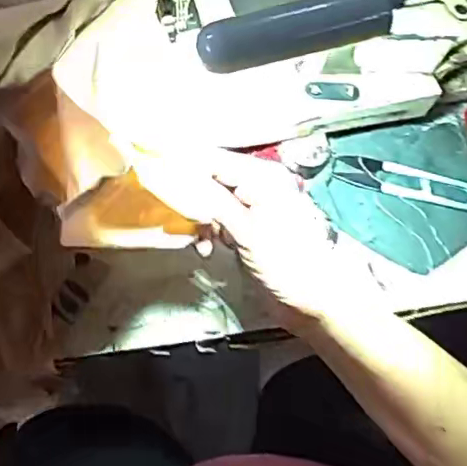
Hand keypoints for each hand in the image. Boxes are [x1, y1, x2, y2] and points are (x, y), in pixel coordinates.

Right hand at [133, 147, 396, 329]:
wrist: (318, 307)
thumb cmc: (288, 266)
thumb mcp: (247, 232)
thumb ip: (211, 200)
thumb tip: (176, 175)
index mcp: (259, 176)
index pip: (209, 158)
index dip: (178, 160)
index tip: (147, 163)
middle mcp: (254, 183)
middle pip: (207, 175)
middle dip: (186, 192)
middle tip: (169, 210)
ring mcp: (251, 204)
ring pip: (208, 197)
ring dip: (196, 216)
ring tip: (199, 239)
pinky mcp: (247, 225)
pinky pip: (216, 215)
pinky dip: (207, 229)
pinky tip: (207, 248)